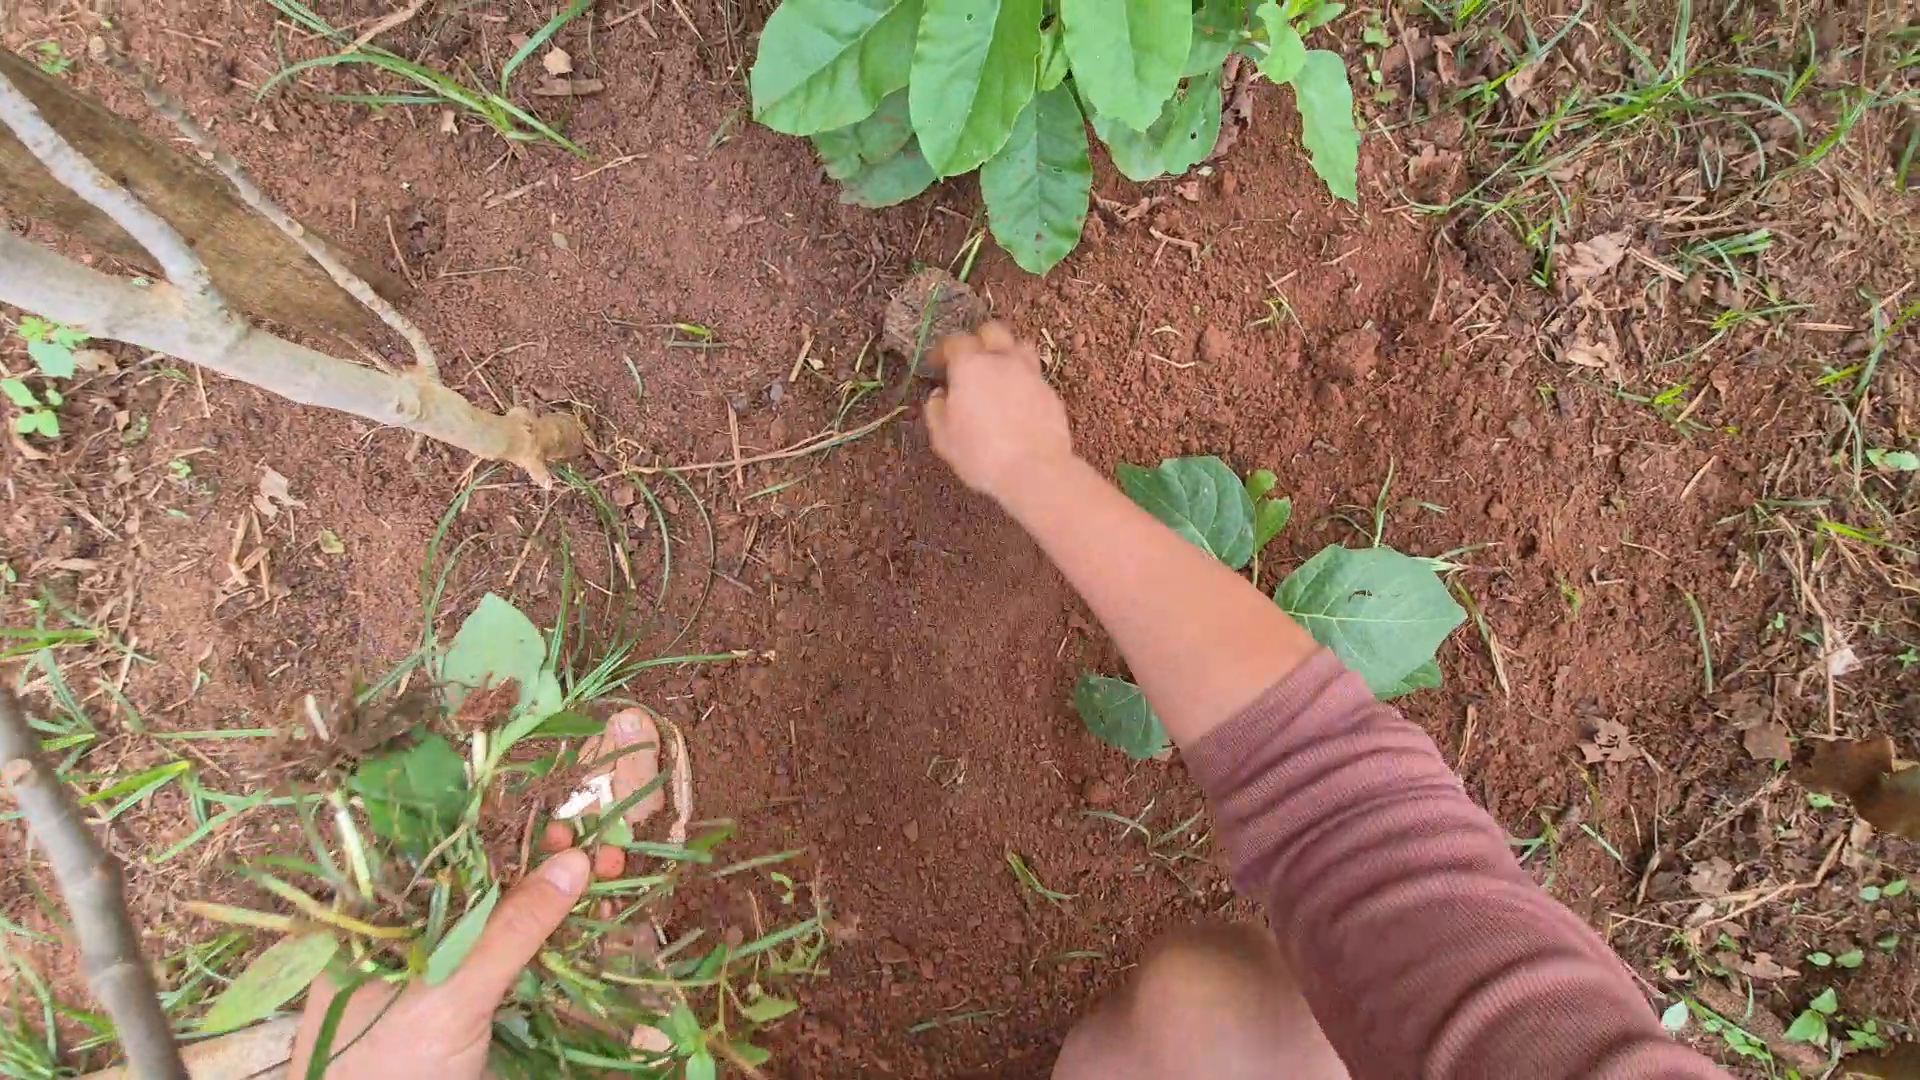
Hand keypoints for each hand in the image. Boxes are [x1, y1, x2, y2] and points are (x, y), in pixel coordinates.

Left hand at [286, 848, 589, 1079]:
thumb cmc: (391, 1076)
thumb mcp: (452, 998)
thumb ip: (513, 928)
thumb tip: (578, 858)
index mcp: (381, 926)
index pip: (451, 858)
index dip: (512, 835)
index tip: (564, 824)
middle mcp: (414, 937)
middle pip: (493, 880)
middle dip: (552, 861)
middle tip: (604, 849)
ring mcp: (448, 968)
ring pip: (515, 913)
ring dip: (567, 892)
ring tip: (614, 873)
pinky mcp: (477, 996)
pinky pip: (526, 949)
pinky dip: (563, 930)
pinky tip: (597, 914)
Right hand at [925, 321, 1073, 500]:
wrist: (1035, 470)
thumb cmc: (982, 455)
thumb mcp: (944, 439)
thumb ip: (936, 411)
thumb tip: (939, 397)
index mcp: (971, 366)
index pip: (955, 342)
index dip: (943, 351)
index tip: (936, 366)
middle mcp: (1003, 361)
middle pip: (992, 331)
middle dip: (978, 340)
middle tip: (969, 363)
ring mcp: (1031, 374)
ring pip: (1019, 347)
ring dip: (1006, 354)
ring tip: (998, 376)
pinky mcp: (1050, 392)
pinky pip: (1034, 376)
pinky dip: (1022, 381)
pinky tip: (1017, 403)